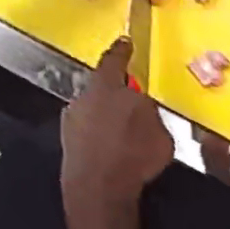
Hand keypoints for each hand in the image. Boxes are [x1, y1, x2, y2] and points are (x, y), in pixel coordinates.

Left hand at [61, 38, 173, 222]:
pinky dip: (99, 136)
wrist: (99, 185)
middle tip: (131, 102)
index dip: (123, 52)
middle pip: (103, 86)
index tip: (125, 43)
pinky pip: (88, 131)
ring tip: (123, 134)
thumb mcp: (162, 136)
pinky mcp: (67, 139)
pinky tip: (111, 151)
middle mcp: (87, 95)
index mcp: (111, 86)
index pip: (116, 59)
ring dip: (107, 117)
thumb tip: (145, 112)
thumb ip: (152, 117)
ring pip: (94, 109)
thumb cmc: (136, 156)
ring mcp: (73, 117)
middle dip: (117, 92)